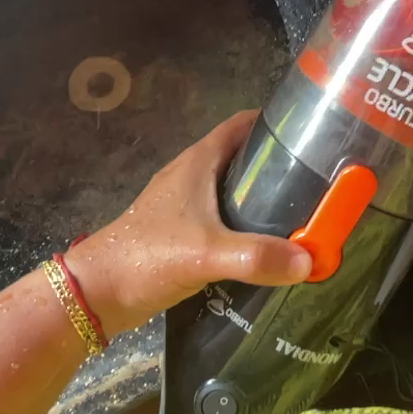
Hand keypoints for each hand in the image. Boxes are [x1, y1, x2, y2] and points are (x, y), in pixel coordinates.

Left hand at [64, 110, 312, 334]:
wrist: (97, 293)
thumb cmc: (148, 256)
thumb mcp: (207, 253)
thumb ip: (258, 256)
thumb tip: (308, 260)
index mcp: (198, 162)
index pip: (242, 124)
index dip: (274, 121)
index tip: (310, 132)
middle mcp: (192, 174)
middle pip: (242, 154)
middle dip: (277, 161)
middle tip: (315, 179)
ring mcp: (184, 202)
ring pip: (233, 185)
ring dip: (262, 193)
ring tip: (299, 210)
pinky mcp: (181, 228)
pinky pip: (223, 213)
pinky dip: (246, 219)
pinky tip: (265, 241)